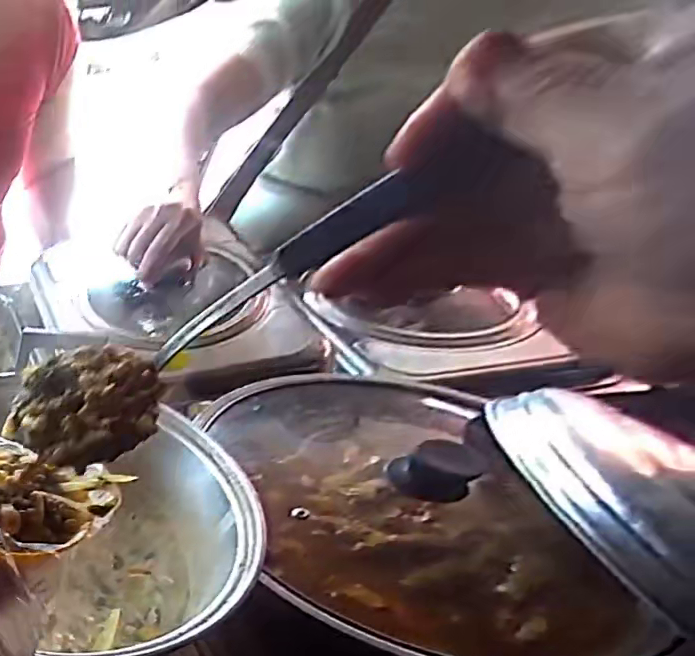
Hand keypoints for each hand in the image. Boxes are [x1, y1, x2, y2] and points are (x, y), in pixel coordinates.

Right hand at [115, 196, 204, 284]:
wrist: (182, 196)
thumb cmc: (188, 224)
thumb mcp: (196, 238)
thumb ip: (194, 258)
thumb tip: (186, 280)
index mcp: (181, 221)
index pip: (157, 250)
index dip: (147, 268)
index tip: (142, 279)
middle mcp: (162, 214)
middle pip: (138, 249)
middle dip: (133, 265)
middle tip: (135, 272)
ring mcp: (146, 212)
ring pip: (125, 245)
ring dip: (125, 260)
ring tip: (130, 264)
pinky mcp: (133, 213)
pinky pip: (119, 238)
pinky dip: (119, 250)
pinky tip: (125, 254)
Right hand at [312, 19, 694, 381]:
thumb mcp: (627, 124)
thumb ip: (540, 93)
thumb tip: (470, 58)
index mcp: (628, 84)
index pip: (519, 82)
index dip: (453, 116)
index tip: (402, 157)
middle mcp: (589, 142)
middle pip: (467, 163)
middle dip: (399, 203)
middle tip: (342, 239)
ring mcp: (558, 210)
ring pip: (450, 223)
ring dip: (384, 252)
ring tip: (332, 284)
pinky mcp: (536, 271)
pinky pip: (454, 269)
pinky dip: (401, 282)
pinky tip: (359, 295)